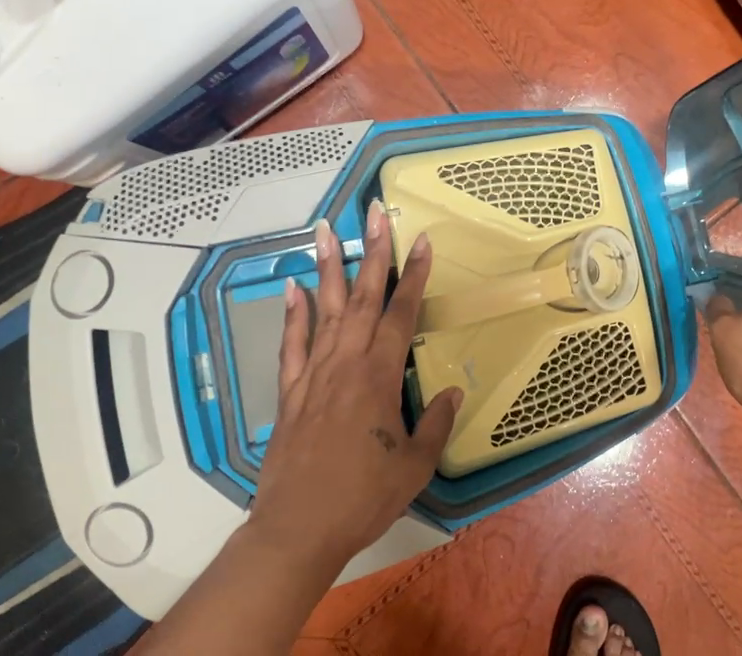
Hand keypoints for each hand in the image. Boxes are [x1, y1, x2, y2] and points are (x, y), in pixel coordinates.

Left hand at [247, 199, 462, 570]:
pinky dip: (292, 314)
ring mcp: (313, 375)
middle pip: (361, 298)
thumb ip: (434, 424)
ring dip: (327, 268)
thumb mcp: (414, 466)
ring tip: (325, 229)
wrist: (297, 529)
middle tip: (374, 212)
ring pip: (323, 310)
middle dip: (372, 252)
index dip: (413, 276)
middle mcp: (345, 364)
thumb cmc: (363, 497)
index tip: (422, 241)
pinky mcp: (290, 392)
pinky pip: (291, 343)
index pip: (400, 314)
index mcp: (379, 377)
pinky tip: (293, 287)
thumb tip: (451, 393)